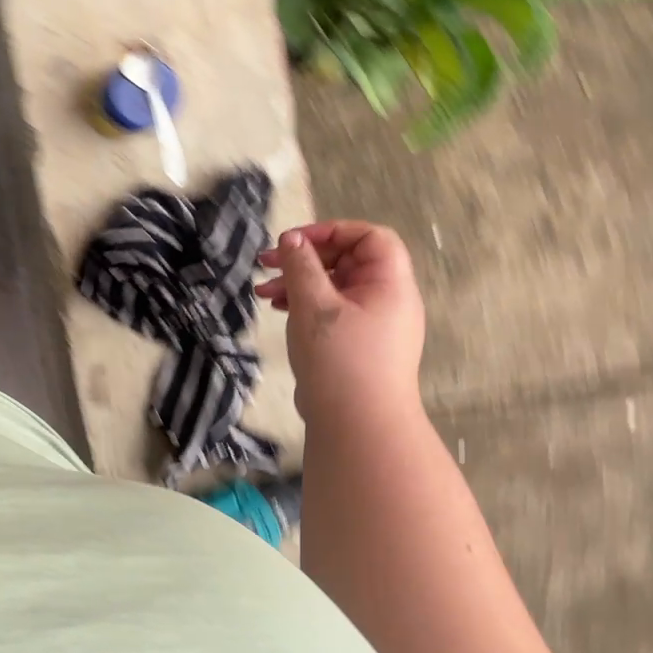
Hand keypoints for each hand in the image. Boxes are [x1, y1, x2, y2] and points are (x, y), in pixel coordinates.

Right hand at [255, 221, 425, 423]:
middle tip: (266, 263)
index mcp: (389, 285)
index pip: (370, 238)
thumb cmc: (339, 356)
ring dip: (298, 281)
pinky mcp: (357, 341)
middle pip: (350, 259)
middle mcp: (388, 299)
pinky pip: (332, 307)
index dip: (332, 231)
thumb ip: (301, 266)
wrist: (357, 421)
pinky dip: (304, 302)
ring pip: (335, 285)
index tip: (293, 242)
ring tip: (263, 292)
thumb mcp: (313, 304)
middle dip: (305, 257)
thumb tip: (292, 238)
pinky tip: (279, 310)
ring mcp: (374, 322)